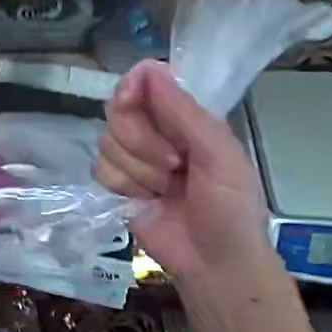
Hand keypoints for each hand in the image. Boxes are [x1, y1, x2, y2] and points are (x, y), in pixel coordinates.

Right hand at [95, 60, 269, 280]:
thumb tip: (148, 67)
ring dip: (140, 170)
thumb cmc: (230, 208)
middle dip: (143, 142)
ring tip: (167, 190)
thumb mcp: (219, 155)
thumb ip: (183, 112)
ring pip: (107, 142)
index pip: (144, 82)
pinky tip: (147, 200)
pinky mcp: (116, 186)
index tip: (130, 101)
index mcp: (185, 117)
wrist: (214, 264)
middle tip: (175, 165)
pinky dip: (124, 187)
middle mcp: (156, 132)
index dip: (131, 89)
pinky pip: (100, 170)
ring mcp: (134, 159)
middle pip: (118, 112)